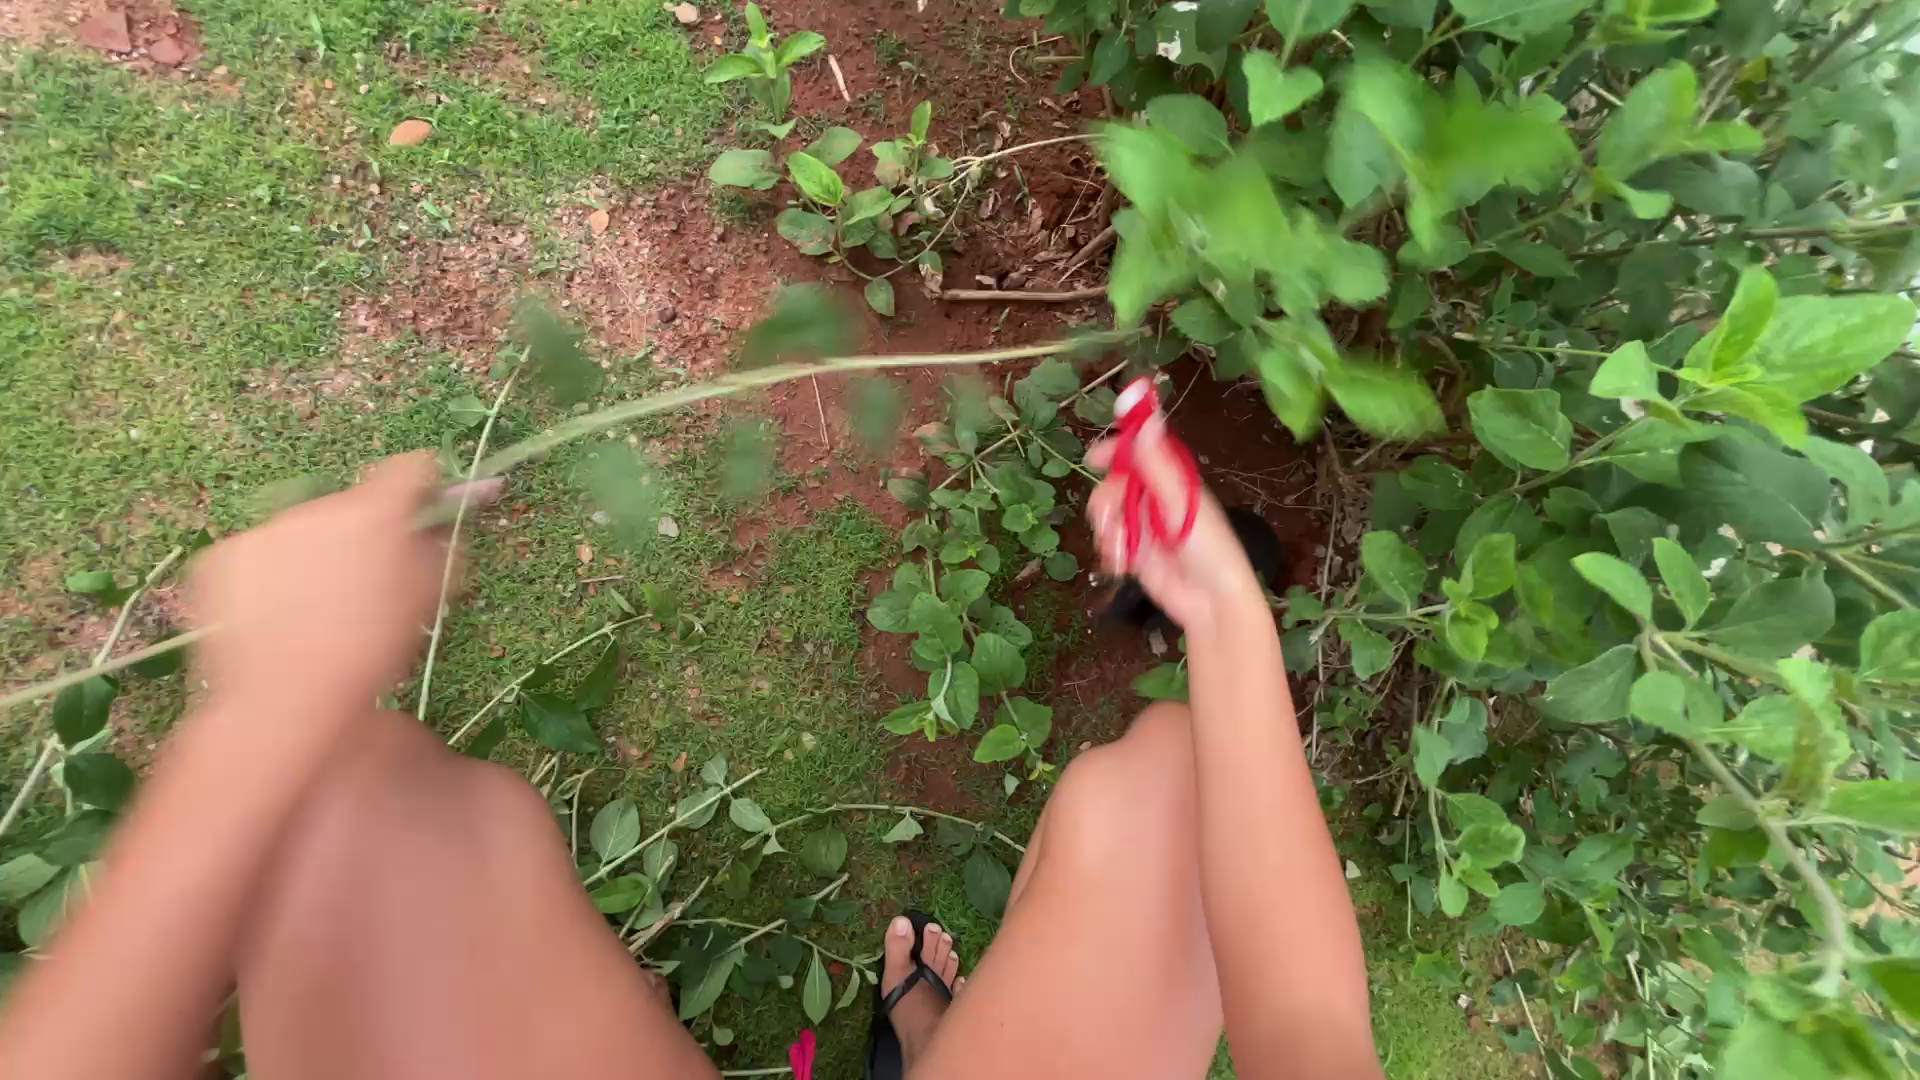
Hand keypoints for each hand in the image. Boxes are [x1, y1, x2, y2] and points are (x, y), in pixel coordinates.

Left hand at [187, 454, 468, 713]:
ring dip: (322, 549)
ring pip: (307, 528)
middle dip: (368, 528)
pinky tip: (286, 606)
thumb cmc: (376, 644)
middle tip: (375, 571)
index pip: (412, 469)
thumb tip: (440, 525)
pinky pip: (265, 551)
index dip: (425, 483)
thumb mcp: (430, 592)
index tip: (429, 501)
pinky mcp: (221, 557)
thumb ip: (439, 545)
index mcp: (376, 513)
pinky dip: (278, 569)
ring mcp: (264, 531)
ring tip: (324, 597)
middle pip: (354, 504)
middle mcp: (318, 509)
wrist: (290, 693)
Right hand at [1087, 415, 1265, 638]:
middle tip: (1110, 520)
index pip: (1137, 452)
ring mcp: (1142, 525)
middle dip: (1106, 503)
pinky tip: (1123, 565)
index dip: (1114, 450)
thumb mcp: (1180, 502)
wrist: (1210, 601)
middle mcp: (1154, 498)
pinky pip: (1107, 540)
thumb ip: (1157, 462)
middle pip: (1112, 484)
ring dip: (1107, 532)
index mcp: (1172, 479)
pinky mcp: (1133, 551)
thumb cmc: (1208, 547)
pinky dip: (1110, 551)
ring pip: (1105, 514)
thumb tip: (1146, 415)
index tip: (1093, 457)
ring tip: (1123, 551)